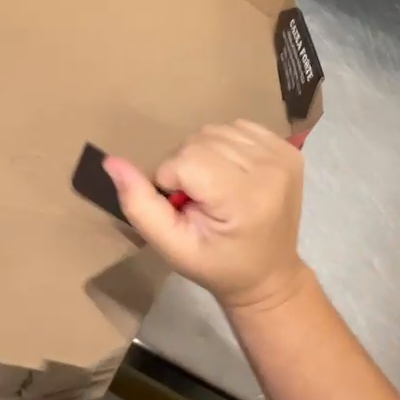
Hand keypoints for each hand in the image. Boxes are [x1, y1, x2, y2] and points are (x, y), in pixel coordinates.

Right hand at [104, 120, 309, 314]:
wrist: (269, 273)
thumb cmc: (217, 263)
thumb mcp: (172, 246)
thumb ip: (139, 204)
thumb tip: (111, 161)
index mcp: (244, 198)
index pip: (186, 160)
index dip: (172, 180)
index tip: (185, 206)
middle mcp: (270, 169)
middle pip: (200, 140)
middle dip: (187, 166)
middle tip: (200, 201)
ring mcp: (282, 155)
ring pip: (215, 130)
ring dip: (205, 155)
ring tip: (215, 188)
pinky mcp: (288, 148)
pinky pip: (236, 126)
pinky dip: (225, 146)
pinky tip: (232, 174)